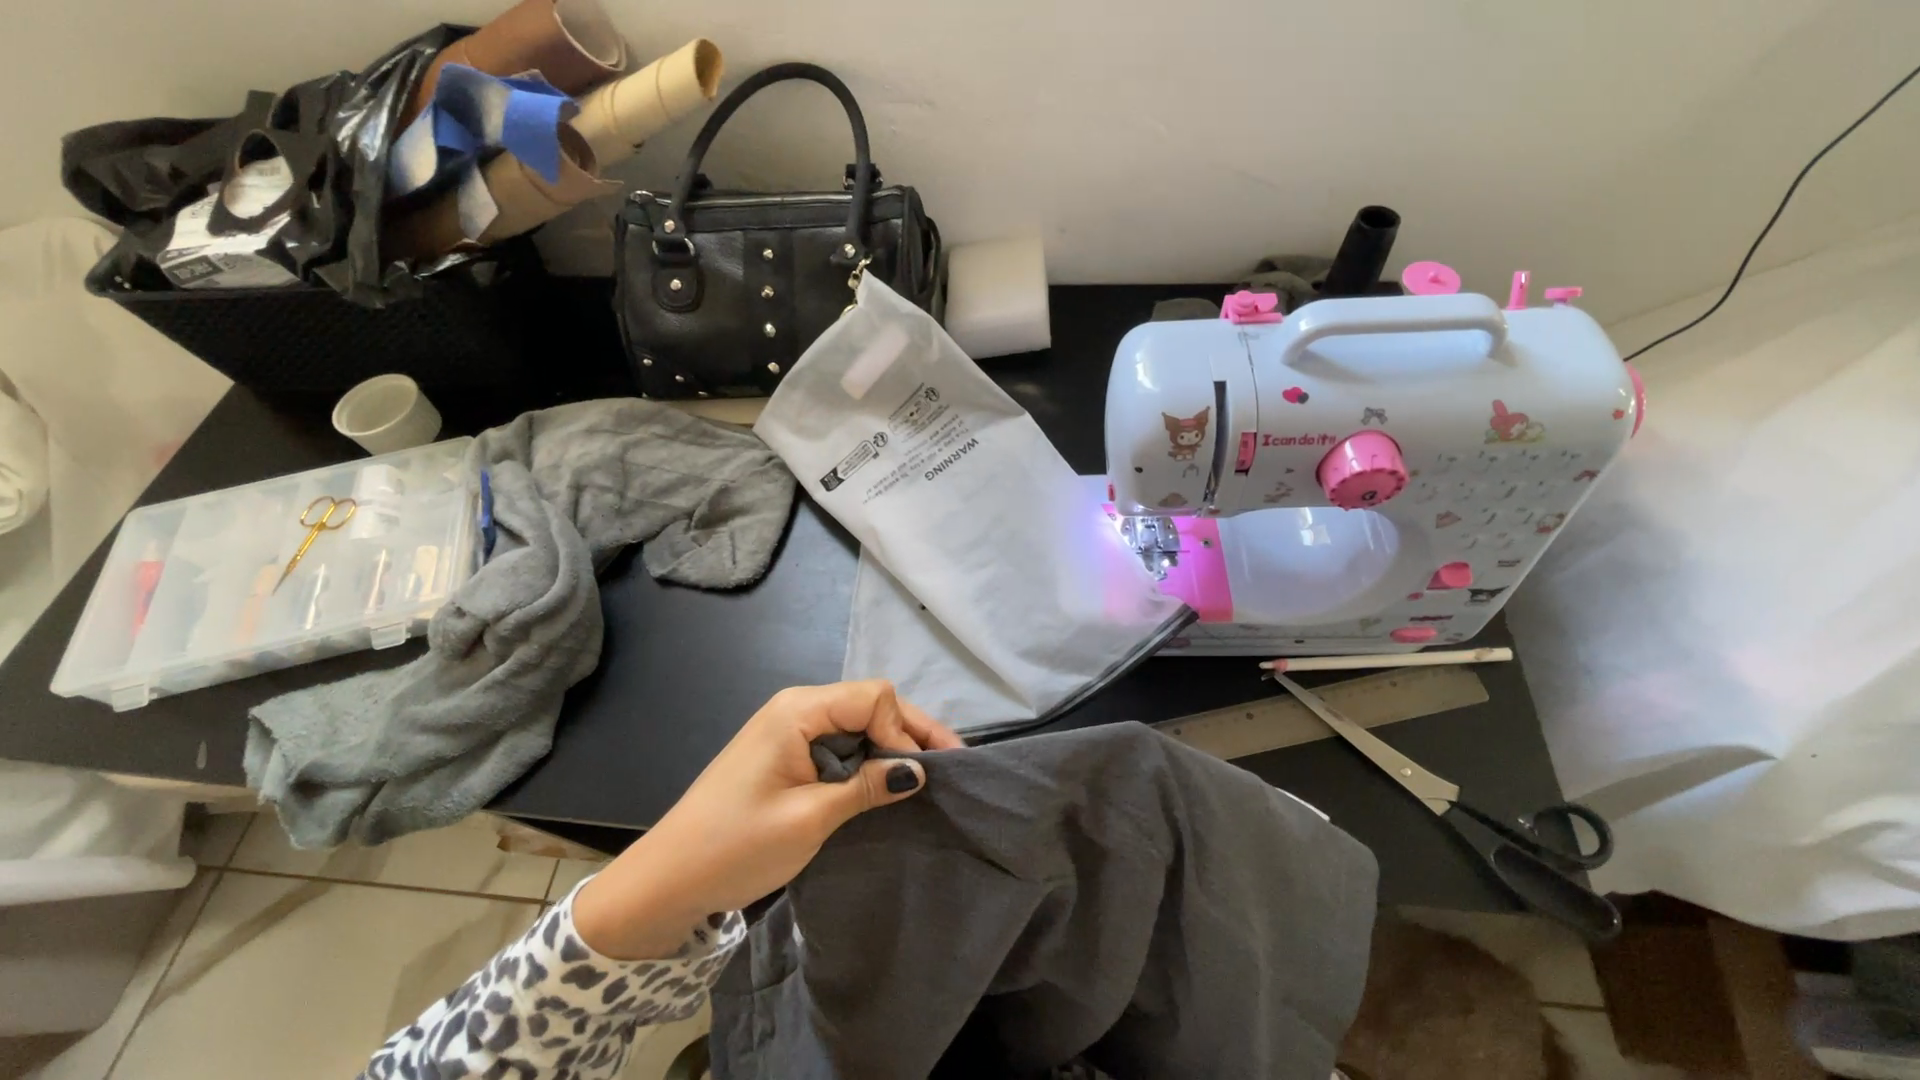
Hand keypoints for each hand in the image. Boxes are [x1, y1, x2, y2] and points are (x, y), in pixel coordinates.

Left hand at [572, 679, 962, 959]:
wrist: (667, 880)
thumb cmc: (737, 845)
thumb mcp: (810, 818)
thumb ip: (867, 786)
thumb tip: (919, 770)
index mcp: (797, 710)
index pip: (873, 697)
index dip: (905, 730)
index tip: (923, 775)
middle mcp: (795, 708)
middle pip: (869, 703)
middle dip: (910, 732)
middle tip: (952, 767)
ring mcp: (788, 730)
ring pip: (857, 723)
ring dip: (890, 746)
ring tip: (926, 778)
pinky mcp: (785, 754)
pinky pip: (838, 742)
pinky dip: (866, 759)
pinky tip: (887, 782)